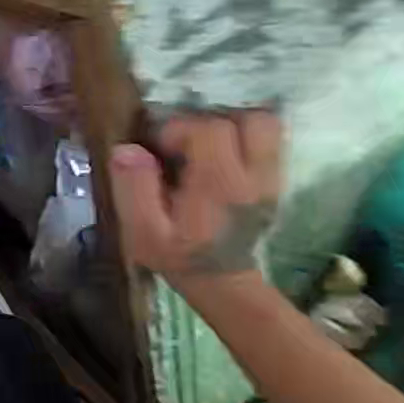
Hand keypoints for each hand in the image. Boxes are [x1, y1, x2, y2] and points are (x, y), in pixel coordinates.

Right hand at [108, 111, 282, 286]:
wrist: (222, 282)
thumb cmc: (178, 255)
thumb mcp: (142, 231)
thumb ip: (133, 188)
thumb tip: (128, 149)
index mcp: (220, 185)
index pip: (208, 129)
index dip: (177, 130)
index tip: (159, 150)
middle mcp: (254, 176)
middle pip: (246, 120)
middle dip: (207, 123)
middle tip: (185, 146)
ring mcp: (271, 177)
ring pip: (265, 124)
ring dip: (231, 125)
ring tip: (204, 145)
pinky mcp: (275, 179)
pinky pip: (270, 139)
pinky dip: (244, 137)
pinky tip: (220, 155)